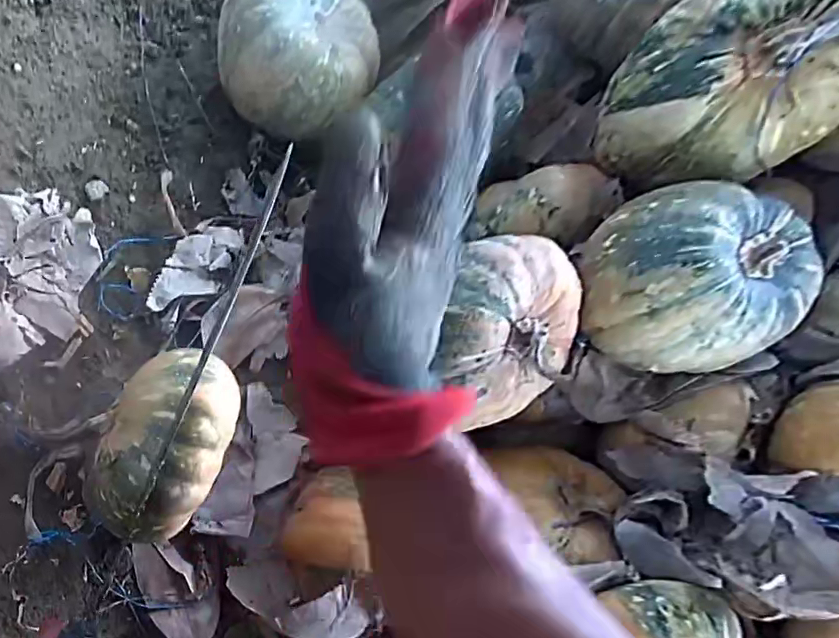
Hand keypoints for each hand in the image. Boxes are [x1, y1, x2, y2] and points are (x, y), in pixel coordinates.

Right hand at [288, 0, 516, 462]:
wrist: (377, 397)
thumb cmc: (351, 339)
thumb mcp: (337, 270)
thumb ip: (348, 198)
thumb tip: (361, 126)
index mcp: (422, 216)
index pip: (443, 127)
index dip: (453, 67)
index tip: (467, 6)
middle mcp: (441, 218)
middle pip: (471, 132)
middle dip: (482, 71)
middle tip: (497, 11)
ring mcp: (437, 239)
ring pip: (469, 157)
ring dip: (483, 102)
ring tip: (500, 52)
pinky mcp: (425, 257)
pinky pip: (452, 182)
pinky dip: (461, 145)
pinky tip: (452, 138)